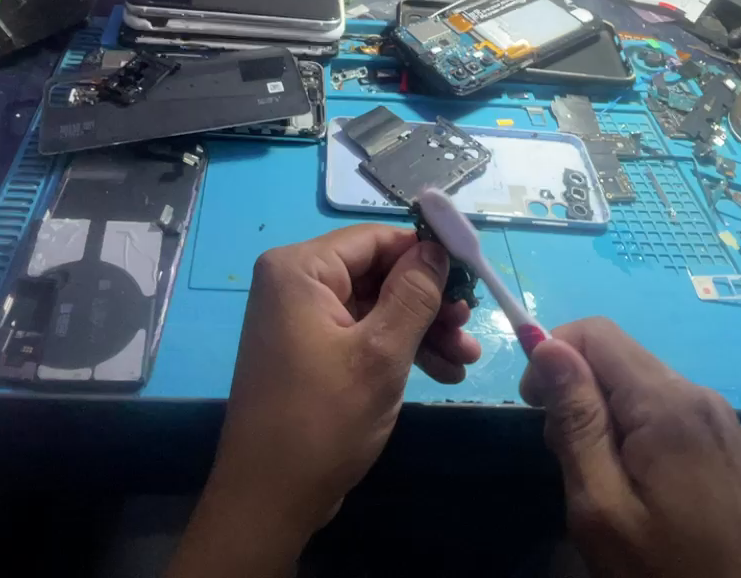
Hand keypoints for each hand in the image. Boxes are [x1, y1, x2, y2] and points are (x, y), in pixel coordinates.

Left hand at [168, 224, 480, 576]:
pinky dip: (398, 348)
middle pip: (377, 272)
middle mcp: (295, 281)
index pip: (374, 239)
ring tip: (466, 358)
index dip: (426, 253)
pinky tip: (442, 372)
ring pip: (375, 304)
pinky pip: (362, 331)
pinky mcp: (310, 348)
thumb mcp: (380, 354)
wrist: (268, 501)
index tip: (471, 275)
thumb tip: (437, 248)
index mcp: (300, 268)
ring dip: (422, 328)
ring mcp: (301, 316)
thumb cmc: (322, 421)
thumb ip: (414, 294)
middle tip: (470, 326)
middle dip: (428, 301)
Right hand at [520, 318, 740, 577]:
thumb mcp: (601, 506)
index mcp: (668, 403)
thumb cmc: (666, 576)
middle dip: (576, 390)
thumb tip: (546, 343)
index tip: (533, 407)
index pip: (595, 332)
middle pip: (615, 356)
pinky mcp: (728, 447)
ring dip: (602, 414)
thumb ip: (574, 419)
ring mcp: (720, 422)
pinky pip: (663, 411)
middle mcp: (699, 396)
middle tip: (565, 455)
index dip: (552, 352)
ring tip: (599, 479)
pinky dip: (632, 431)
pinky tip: (635, 485)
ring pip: (636, 384)